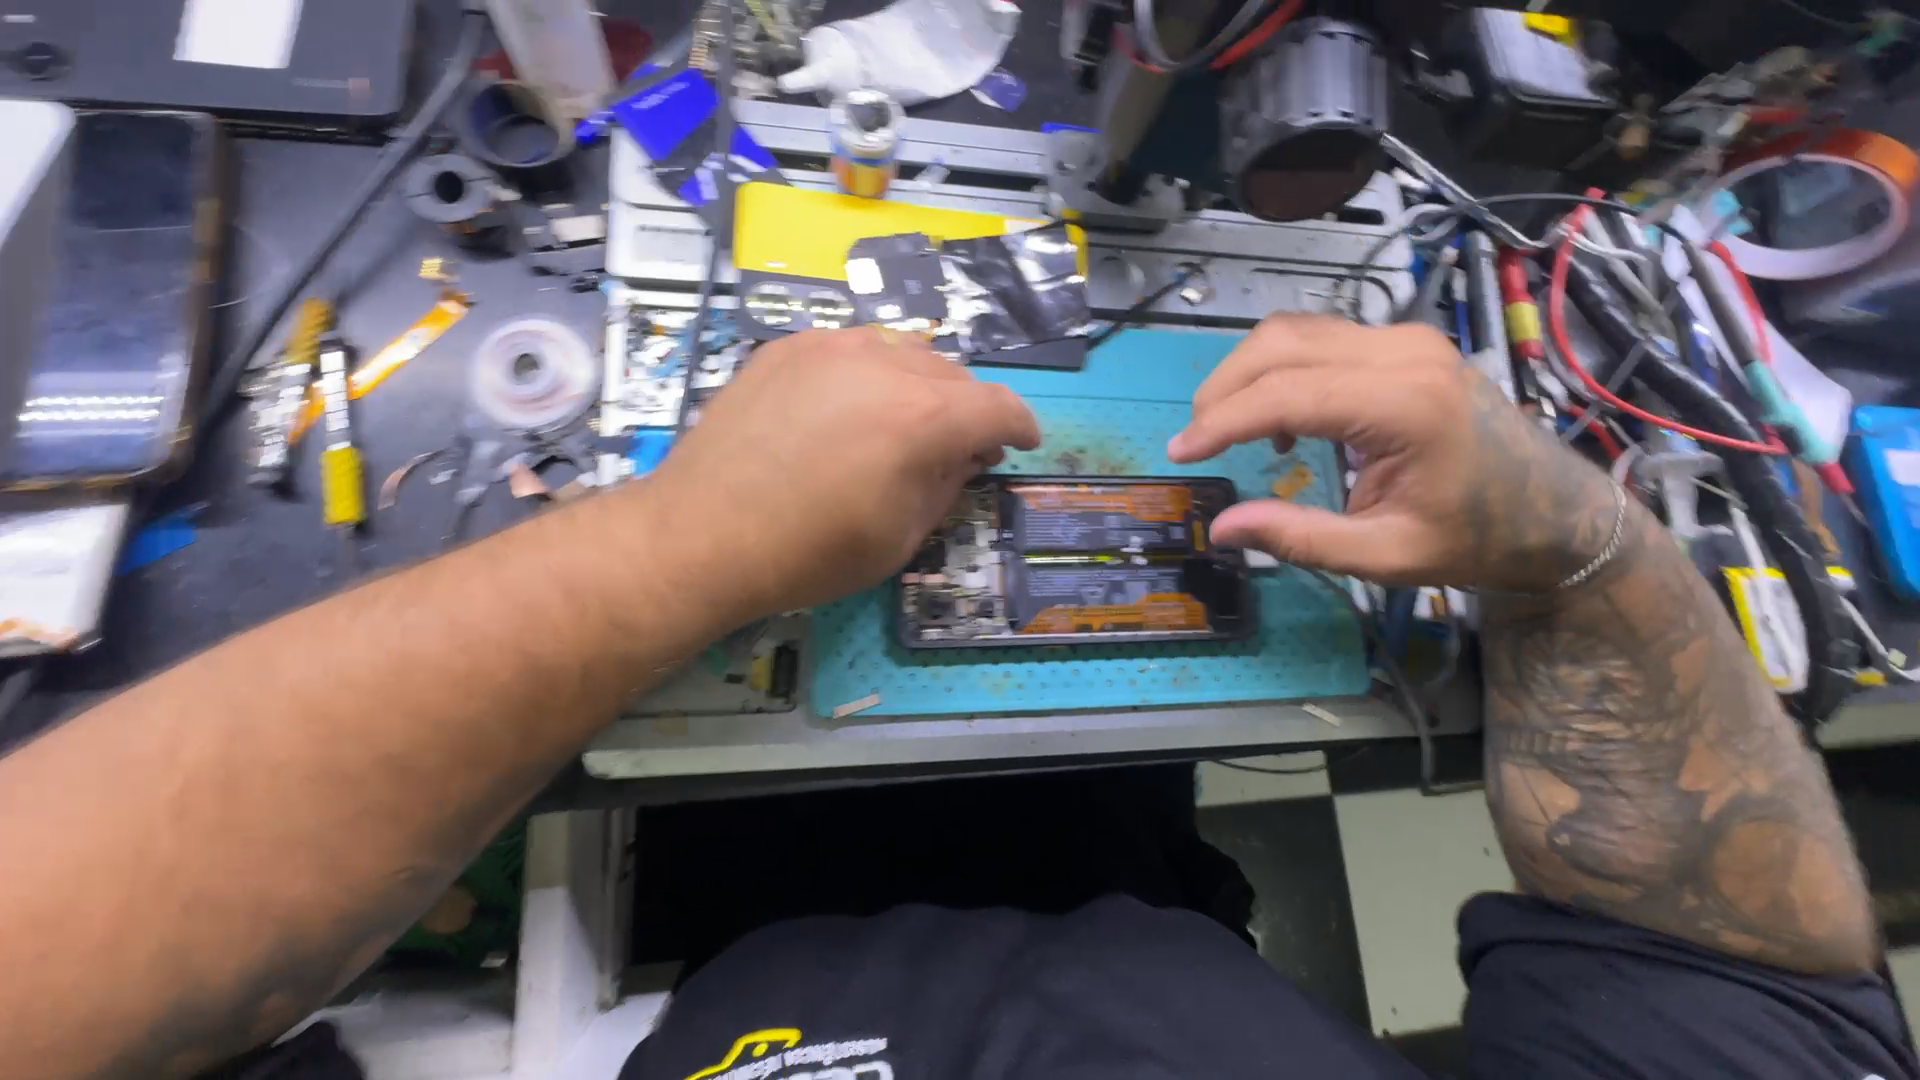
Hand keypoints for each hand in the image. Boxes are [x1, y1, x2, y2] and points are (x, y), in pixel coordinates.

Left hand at [645, 327, 1040, 618]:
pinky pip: (850, 348)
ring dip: (921, 384)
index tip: (1022, 442)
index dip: (1021, 424)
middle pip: (954, 373)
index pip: (998, 406)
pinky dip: (869, 373)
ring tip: (904, 422)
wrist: (701, 535)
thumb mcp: (899, 538)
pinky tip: (849, 407)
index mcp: (922, 418)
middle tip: (959, 448)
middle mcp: (883, 366)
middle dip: (968, 409)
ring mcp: (829, 348)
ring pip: (903, 350)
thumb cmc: (809, 553)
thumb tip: (966, 454)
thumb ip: (946, 485)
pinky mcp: (786, 348)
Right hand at [1167, 316, 1618, 590]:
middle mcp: (1403, 354)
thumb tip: (1221, 528)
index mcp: (1404, 404)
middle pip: (1281, 344)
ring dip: (1246, 373)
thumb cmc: (1474, 539)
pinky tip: (1279, 417)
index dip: (1222, 422)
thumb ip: (1298, 538)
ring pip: (1294, 331)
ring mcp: (1406, 340)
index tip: (1181, 453)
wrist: (1555, 513)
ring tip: (1226, 427)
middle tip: (1197, 440)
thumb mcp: (1383, 555)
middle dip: (1223, 389)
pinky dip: (1279, 369)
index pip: (1285, 393)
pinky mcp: (1403, 344)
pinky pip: (1319, 338)